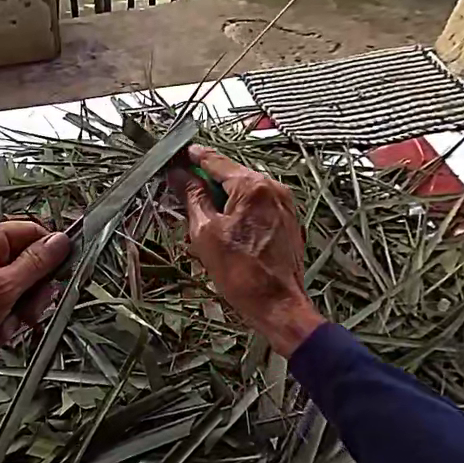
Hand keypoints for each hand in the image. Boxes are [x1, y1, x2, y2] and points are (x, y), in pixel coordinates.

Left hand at [0, 220, 69, 462]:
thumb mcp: (5, 289)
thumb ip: (37, 263)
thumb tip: (60, 241)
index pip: (32, 232)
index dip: (49, 255)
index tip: (59, 275)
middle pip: (28, 264)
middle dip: (31, 293)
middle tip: (28, 311)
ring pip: (19, 289)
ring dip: (17, 313)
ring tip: (2, 325)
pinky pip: (4, 305)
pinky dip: (3, 322)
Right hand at [176, 145, 324, 355]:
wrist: (278, 305)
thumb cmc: (242, 273)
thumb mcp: (205, 232)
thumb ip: (192, 197)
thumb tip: (180, 177)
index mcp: (252, 186)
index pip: (215, 160)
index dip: (192, 158)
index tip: (176, 158)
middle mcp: (272, 188)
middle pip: (231, 174)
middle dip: (206, 181)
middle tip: (182, 190)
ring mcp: (283, 204)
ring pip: (244, 190)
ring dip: (221, 198)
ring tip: (201, 217)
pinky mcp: (287, 220)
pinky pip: (256, 204)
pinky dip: (238, 209)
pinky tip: (223, 229)